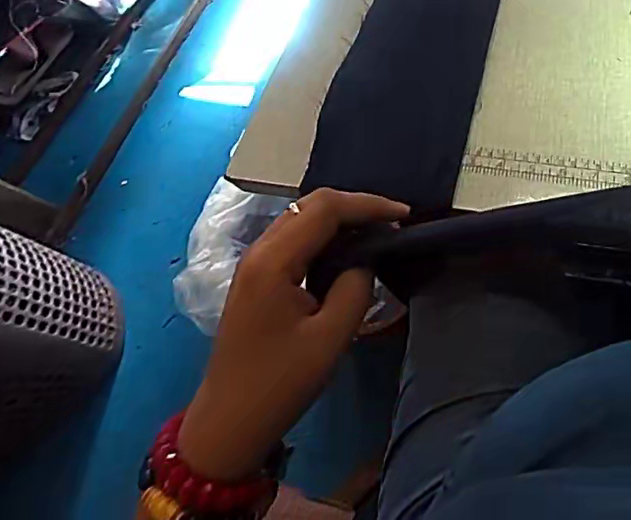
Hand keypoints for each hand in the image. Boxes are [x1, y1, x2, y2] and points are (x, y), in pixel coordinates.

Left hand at [180, 189, 407, 479]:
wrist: (225, 428)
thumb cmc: (278, 385)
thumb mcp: (330, 338)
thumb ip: (356, 286)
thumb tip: (365, 260)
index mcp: (274, 260)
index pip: (326, 209)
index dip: (369, 205)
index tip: (405, 216)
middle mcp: (260, 250)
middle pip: (313, 203)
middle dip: (358, 205)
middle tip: (394, 221)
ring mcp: (255, 261)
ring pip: (304, 215)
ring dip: (342, 216)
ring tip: (378, 230)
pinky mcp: (258, 274)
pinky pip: (297, 234)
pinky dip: (327, 231)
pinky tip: (349, 248)